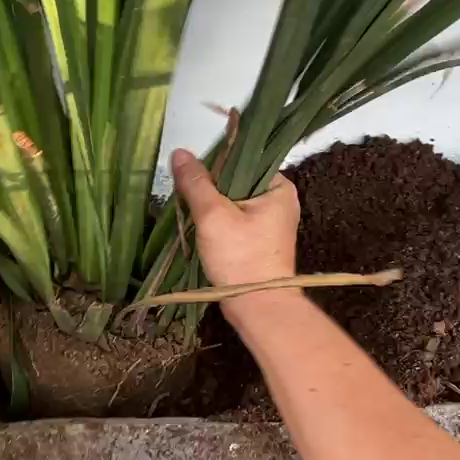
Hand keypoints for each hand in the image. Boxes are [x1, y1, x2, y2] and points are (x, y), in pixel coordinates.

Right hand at [169, 148, 299, 289]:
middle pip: (235, 181)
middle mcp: (278, 201)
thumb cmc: (240, 258)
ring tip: (194, 217)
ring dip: (211, 208)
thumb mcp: (213, 215)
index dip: (214, 165)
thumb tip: (180, 153)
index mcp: (278, 187)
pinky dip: (217, 223)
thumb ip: (196, 183)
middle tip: (190, 201)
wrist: (256, 306)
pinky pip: (233, 221)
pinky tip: (202, 231)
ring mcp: (269, 223)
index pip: (242, 160)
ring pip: (232, 202)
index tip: (193, 179)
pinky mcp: (258, 241)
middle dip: (210, 190)